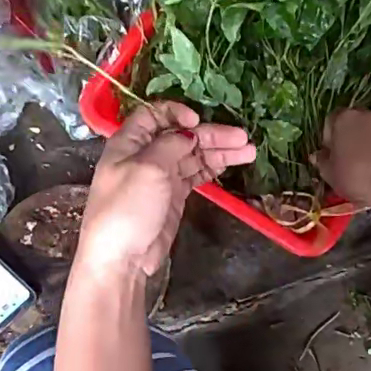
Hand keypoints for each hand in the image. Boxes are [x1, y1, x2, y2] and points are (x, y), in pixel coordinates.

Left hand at [77, 102, 255, 278]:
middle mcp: (145, 156)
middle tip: (242, 138)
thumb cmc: (128, 208)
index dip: (177, 113)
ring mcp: (160, 177)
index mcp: (129, 143)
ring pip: (193, 156)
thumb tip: (189, 134)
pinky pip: (195, 175)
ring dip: (220, 152)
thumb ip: (170, 145)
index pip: (154, 115)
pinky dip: (212, 168)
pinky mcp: (173, 196)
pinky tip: (231, 164)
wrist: (122, 257)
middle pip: (181, 137)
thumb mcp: (148, 168)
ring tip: (249, 152)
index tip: (199, 120)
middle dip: (211, 135)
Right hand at [313, 109, 370, 210]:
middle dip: (350, 138)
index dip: (329, 138)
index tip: (331, 154)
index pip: (331, 121)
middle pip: (354, 124)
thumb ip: (322, 161)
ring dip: (368, 143)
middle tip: (347, 160)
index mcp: (345, 118)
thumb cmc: (355, 178)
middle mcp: (368, 115)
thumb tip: (318, 155)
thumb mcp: (330, 174)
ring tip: (367, 166)